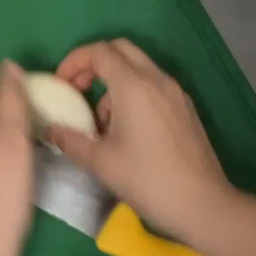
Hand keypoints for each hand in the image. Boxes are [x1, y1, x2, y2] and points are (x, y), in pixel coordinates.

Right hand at [48, 39, 240, 240]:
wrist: (205, 206)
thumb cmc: (148, 180)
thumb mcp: (101, 162)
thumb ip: (71, 140)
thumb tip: (50, 130)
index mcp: (134, 85)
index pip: (99, 52)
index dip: (74, 61)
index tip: (61, 83)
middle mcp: (156, 80)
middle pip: (120, 49)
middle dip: (94, 62)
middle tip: (78, 88)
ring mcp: (175, 92)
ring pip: (138, 67)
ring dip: (113, 80)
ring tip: (101, 119)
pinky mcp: (185, 108)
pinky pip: (153, 84)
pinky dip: (133, 91)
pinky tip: (127, 128)